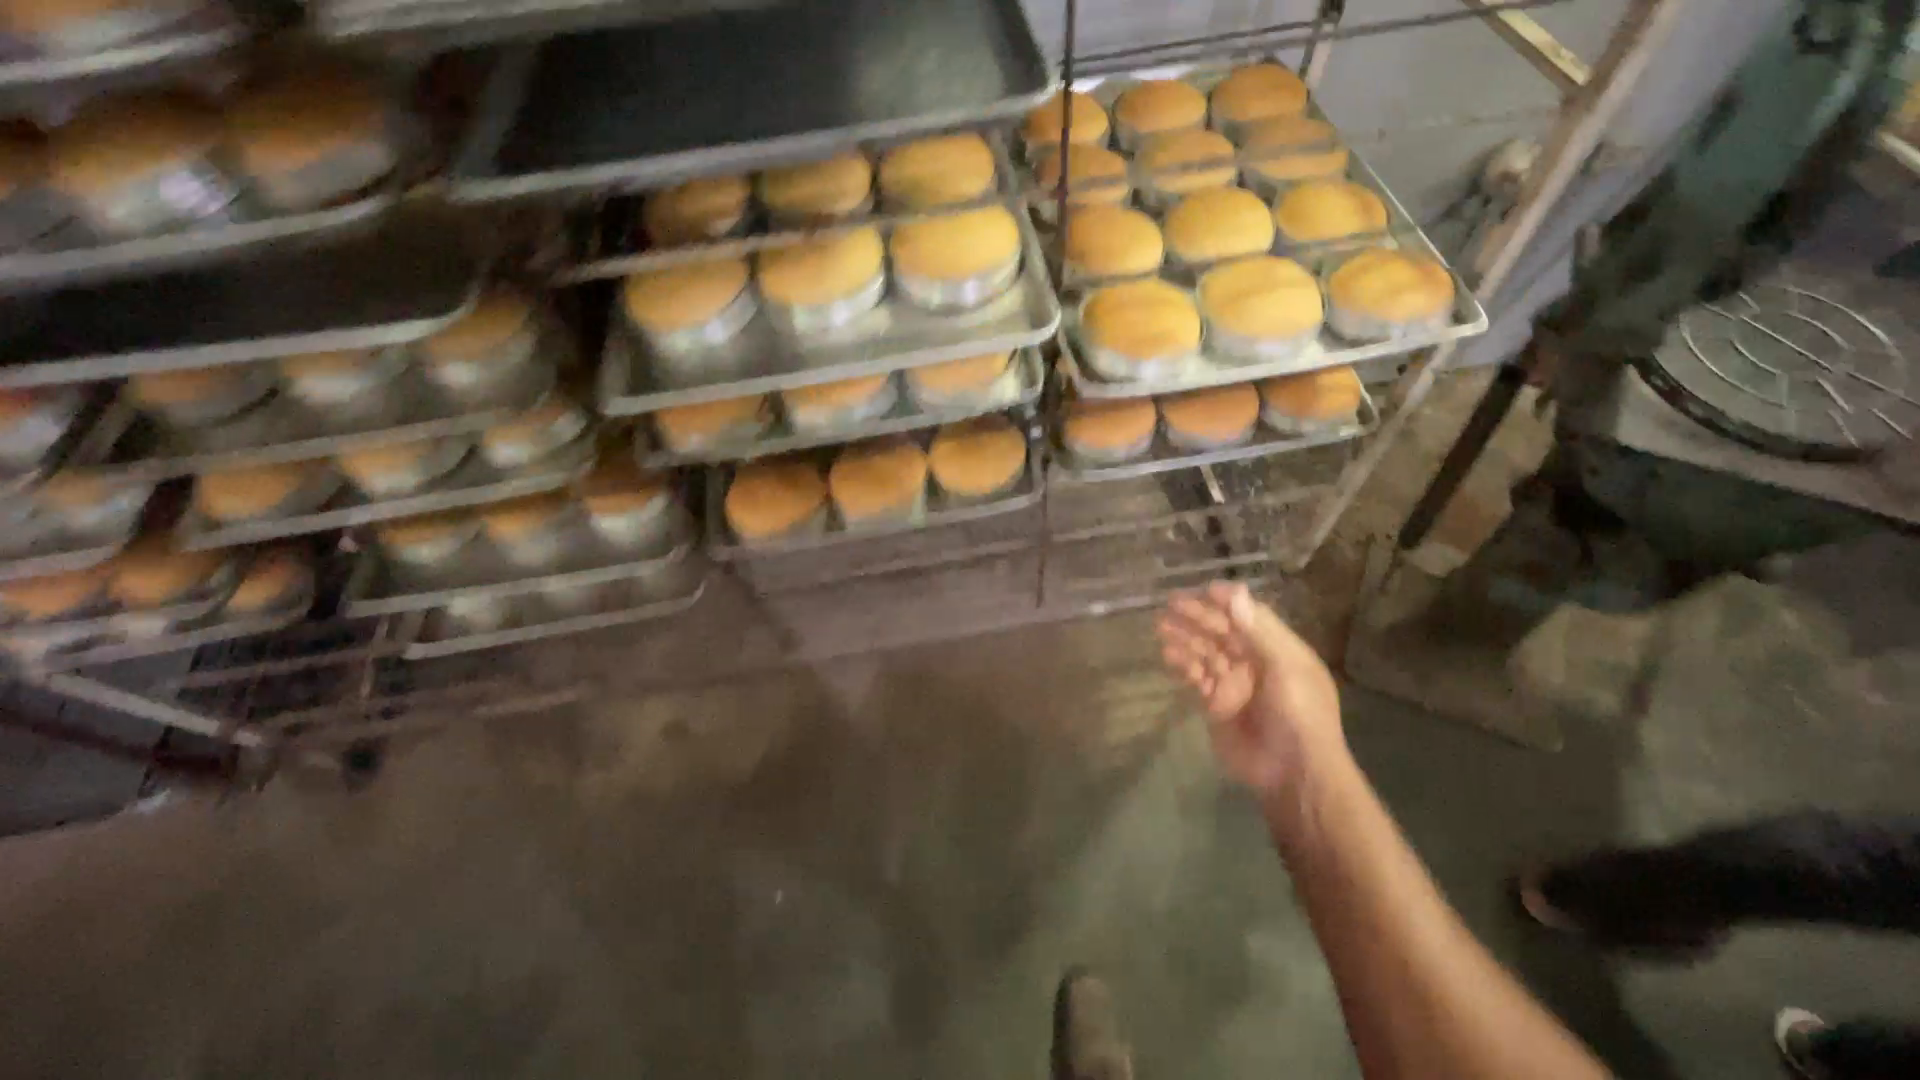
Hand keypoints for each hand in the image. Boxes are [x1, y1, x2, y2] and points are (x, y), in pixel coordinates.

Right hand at [1156, 582, 1344, 797]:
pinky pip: (1196, 678)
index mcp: (1278, 650)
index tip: (1202, 589)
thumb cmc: (1299, 716)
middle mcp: (1256, 663)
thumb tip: (1234, 591)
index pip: (1250, 616)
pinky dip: (1182, 665)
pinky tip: (1167, 654)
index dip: (1227, 601)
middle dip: (1198, 617)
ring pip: (1206, 653)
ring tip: (1161, 626)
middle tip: (1169, 604)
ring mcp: (1235, 685)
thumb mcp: (1286, 668)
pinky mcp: (1217, 706)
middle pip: (1223, 632)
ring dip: (1185, 638)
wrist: (1293, 772)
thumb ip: (1259, 631)